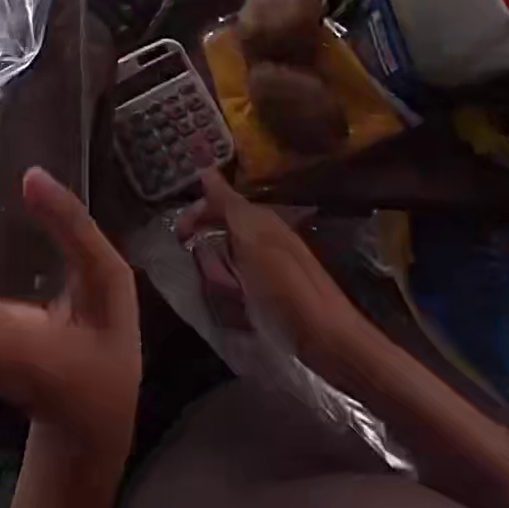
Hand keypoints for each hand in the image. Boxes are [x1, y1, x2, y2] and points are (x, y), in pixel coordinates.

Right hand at [184, 170, 377, 382]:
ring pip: (224, 265)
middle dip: (209, 259)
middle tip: (219, 281)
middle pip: (218, 236)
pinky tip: (240, 314)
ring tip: (235, 301)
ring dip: (221, 283)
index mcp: (260, 221)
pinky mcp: (269, 294)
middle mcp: (263, 238)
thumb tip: (206, 168)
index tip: (179, 237)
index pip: (217, 204)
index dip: (195, 216)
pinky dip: (233, 301)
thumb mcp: (254, 242)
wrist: (328, 339)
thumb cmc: (289, 289)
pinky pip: (236, 288)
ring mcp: (266, 267)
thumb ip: (229, 205)